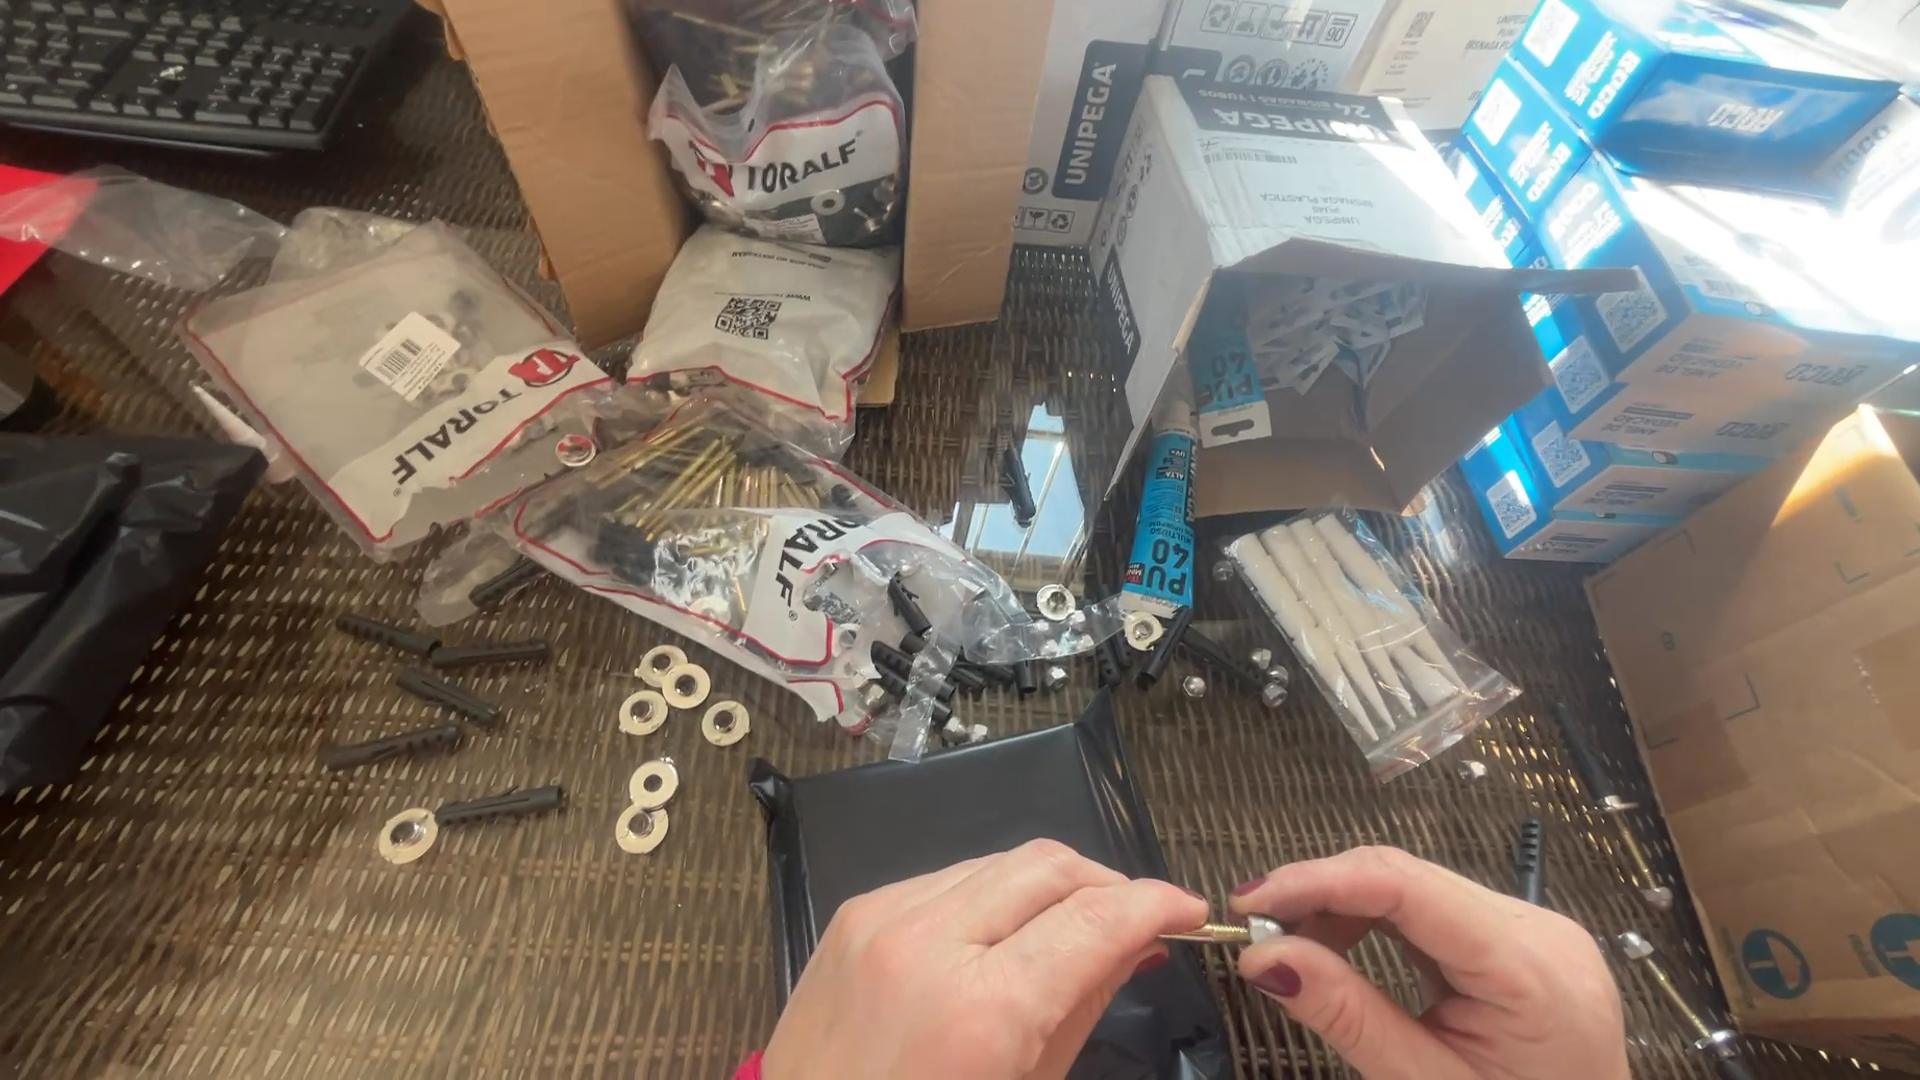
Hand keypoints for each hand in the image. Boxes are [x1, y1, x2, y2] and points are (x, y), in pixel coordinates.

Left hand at [761, 838, 1207, 1079]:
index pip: (1090, 921)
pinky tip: (999, 932)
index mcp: (979, 1010)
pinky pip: (948, 877)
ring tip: (1069, 925)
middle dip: (1104, 879)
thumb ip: (1082, 1008)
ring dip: (1047, 885)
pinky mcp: (859, 906)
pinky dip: (991, 894)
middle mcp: (929, 938)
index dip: (1152, 903)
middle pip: (1046, 863)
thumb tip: (1134, 944)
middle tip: (1134, 916)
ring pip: (999, 861)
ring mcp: (885, 912)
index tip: (1187, 907)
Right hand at [1229, 846, 1626, 1079]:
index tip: (1246, 903)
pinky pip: (1418, 903)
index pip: (1404, 887)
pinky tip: (1334, 946)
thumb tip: (1258, 957)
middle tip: (1256, 928)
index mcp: (1533, 971)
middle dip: (1318, 893)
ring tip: (1290, 944)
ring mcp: (1527, 926)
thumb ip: (1346, 1016)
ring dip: (1335, 904)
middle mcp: (1536, 926)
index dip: (1315, 880)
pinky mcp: (1509, 934)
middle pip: (1401, 875)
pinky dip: (1363, 918)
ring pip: (1402, 881)